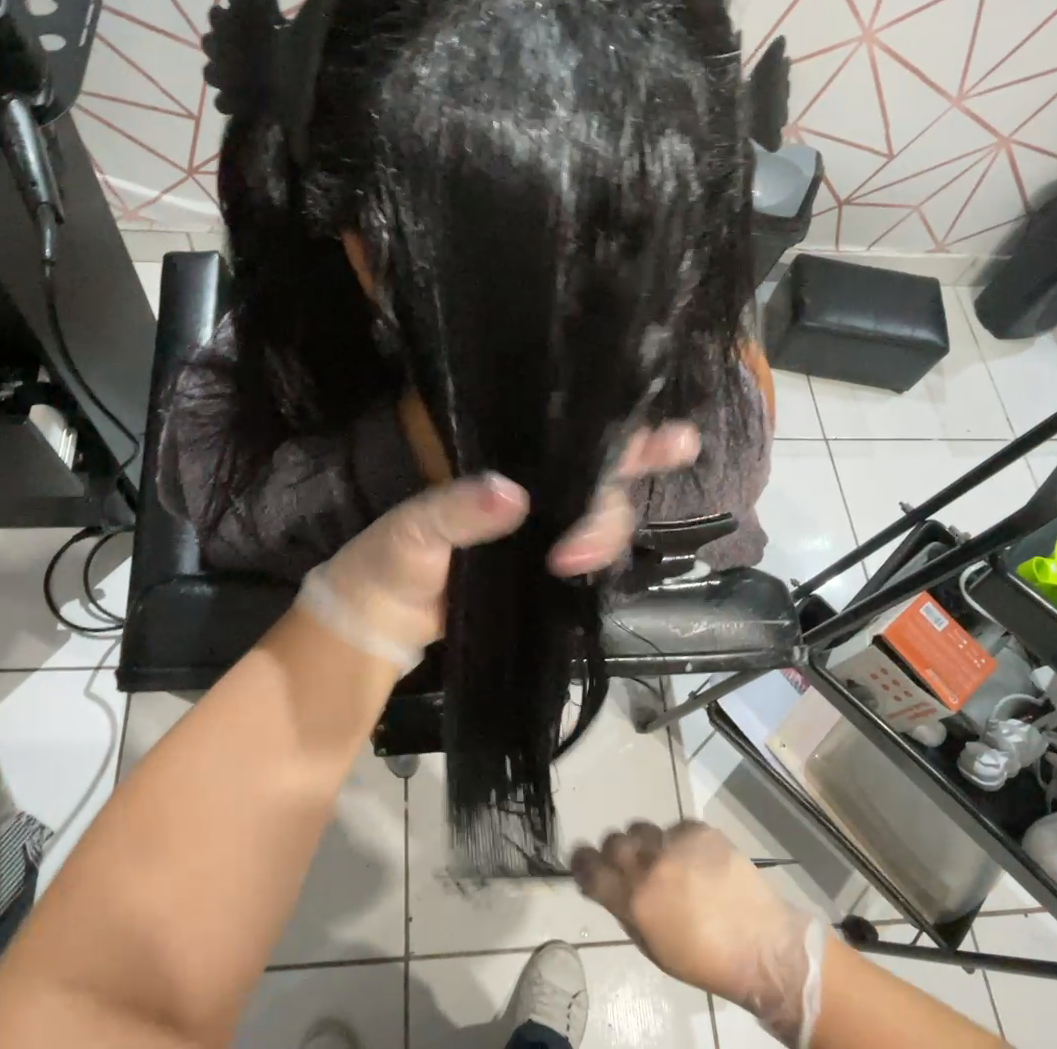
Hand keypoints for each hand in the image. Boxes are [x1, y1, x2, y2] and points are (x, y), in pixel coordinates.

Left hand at [300, 420, 701, 668]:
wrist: (381, 622)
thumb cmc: (389, 559)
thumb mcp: (414, 528)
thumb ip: (458, 510)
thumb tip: (511, 496)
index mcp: (502, 463)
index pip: (567, 436)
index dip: (624, 435)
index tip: (675, 440)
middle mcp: (533, 489)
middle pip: (602, 482)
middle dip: (611, 507)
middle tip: (578, 549)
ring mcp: (543, 531)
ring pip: (603, 523)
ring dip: (601, 541)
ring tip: (568, 565)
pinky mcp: (544, 571)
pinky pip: (588, 563)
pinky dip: (597, 567)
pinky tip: (590, 574)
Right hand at [572, 821, 823, 1046]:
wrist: (762, 947)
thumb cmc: (704, 961)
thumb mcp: (652, 947)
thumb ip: (625, 911)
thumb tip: (610, 888)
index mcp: (633, 900)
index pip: (589, 868)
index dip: (582, 864)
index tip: (585, 864)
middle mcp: (649, 866)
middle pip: (613, 841)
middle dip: (617, 853)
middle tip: (632, 866)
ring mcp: (676, 845)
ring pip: (643, 829)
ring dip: (647, 844)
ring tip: (668, 862)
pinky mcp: (701, 832)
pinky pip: (677, 828)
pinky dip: (681, 842)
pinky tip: (698, 862)